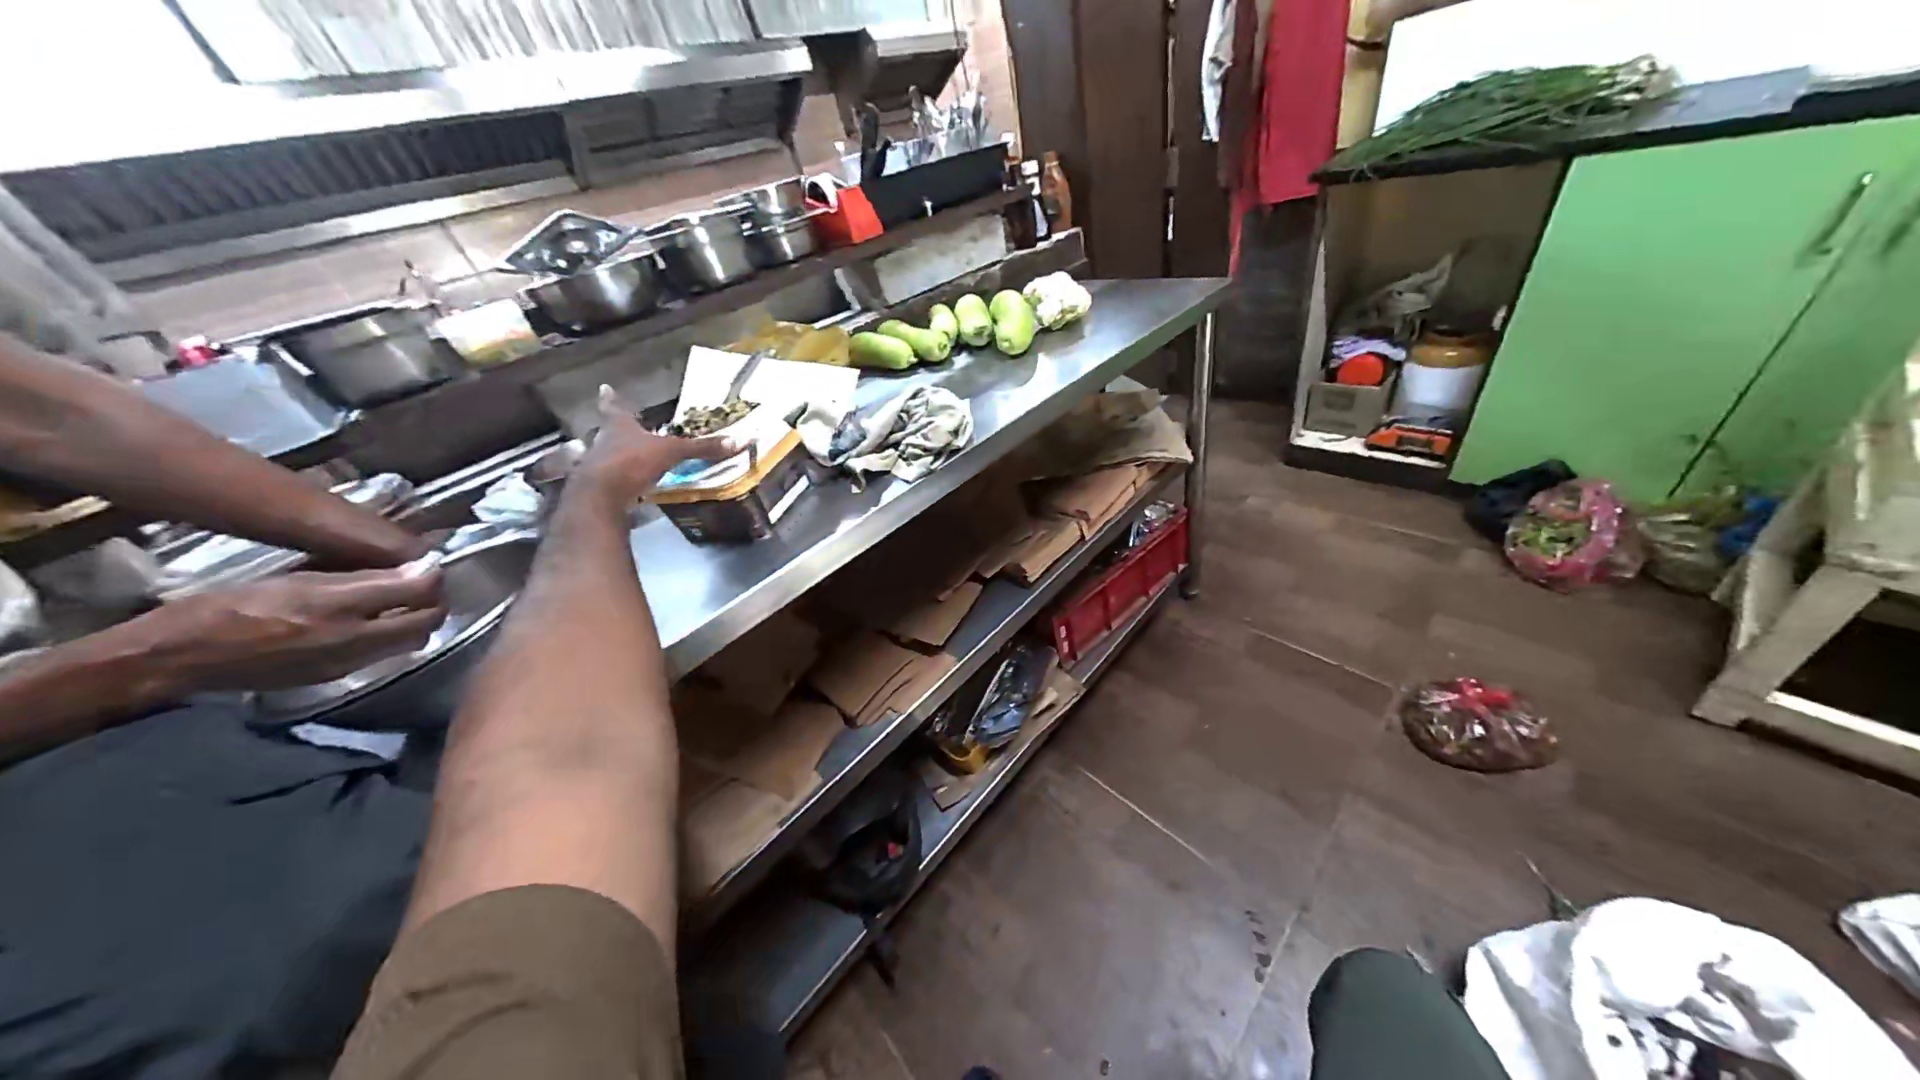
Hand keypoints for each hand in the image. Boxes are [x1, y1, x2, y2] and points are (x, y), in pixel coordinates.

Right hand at [142, 563, 447, 693]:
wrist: (179, 660)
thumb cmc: (228, 607)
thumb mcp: (295, 579)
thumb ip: (360, 576)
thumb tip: (417, 567)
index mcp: (336, 603)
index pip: (417, 589)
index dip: (433, 575)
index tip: (429, 565)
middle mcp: (352, 636)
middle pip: (429, 620)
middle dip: (436, 602)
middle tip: (425, 587)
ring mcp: (348, 661)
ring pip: (414, 641)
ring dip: (419, 622)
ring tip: (404, 605)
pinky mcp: (337, 677)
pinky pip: (385, 655)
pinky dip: (394, 638)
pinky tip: (377, 625)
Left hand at [569, 385, 735, 511]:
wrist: (600, 495)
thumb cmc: (632, 462)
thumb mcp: (672, 452)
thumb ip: (701, 448)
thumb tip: (738, 441)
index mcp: (619, 426)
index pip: (614, 407)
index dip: (611, 399)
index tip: (604, 388)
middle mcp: (603, 441)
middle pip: (607, 431)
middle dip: (613, 430)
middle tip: (619, 428)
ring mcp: (596, 465)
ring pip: (603, 455)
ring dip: (611, 456)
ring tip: (620, 457)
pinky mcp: (596, 488)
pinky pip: (608, 480)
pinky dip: (616, 481)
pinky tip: (625, 486)